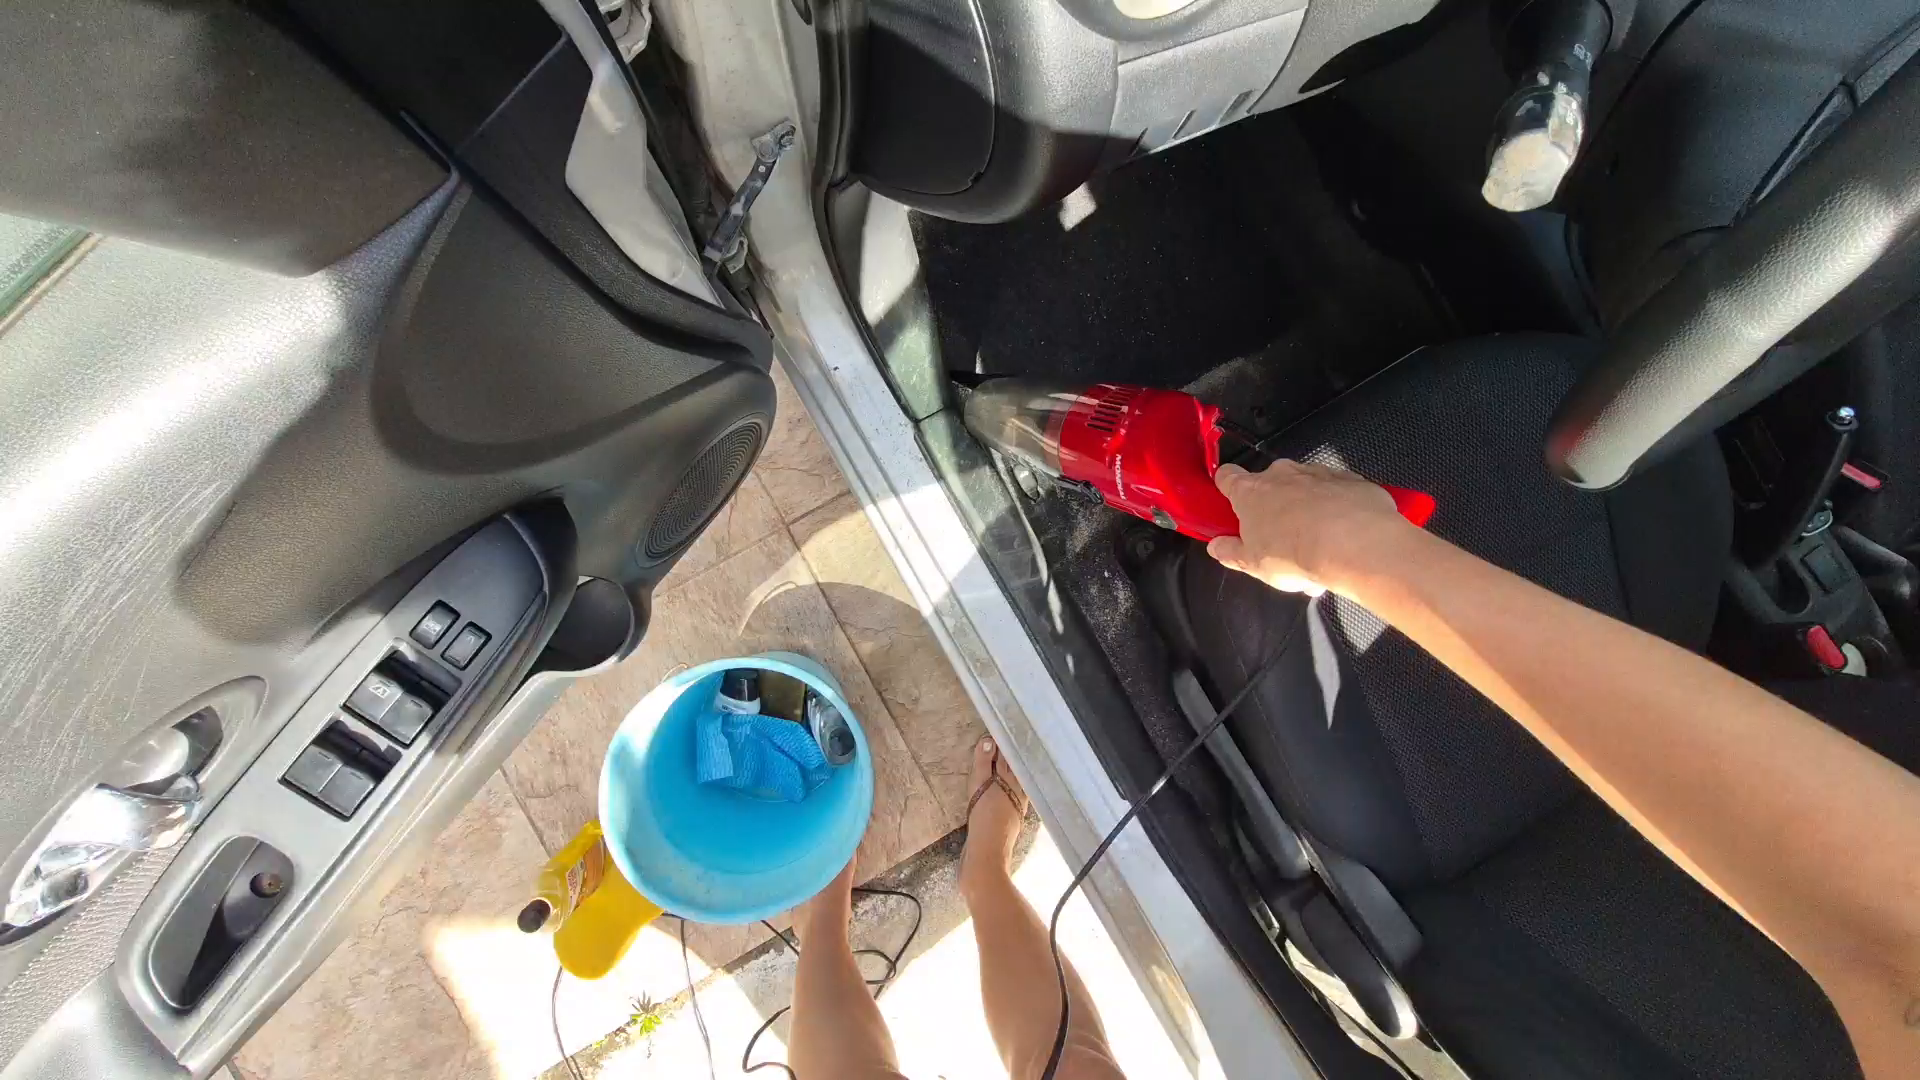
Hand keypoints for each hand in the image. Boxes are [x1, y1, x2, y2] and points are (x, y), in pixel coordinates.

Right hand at [1207, 460, 1413, 594]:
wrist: (1356, 546)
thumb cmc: (1297, 552)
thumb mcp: (1252, 564)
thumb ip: (1230, 552)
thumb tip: (1217, 547)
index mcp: (1250, 492)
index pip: (1227, 476)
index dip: (1227, 486)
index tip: (1230, 499)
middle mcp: (1281, 475)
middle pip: (1269, 484)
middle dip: (1273, 507)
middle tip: (1279, 539)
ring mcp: (1317, 474)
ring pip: (1305, 489)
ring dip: (1307, 509)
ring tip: (1317, 545)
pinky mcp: (1350, 480)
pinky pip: (1337, 492)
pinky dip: (1337, 508)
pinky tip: (1342, 536)